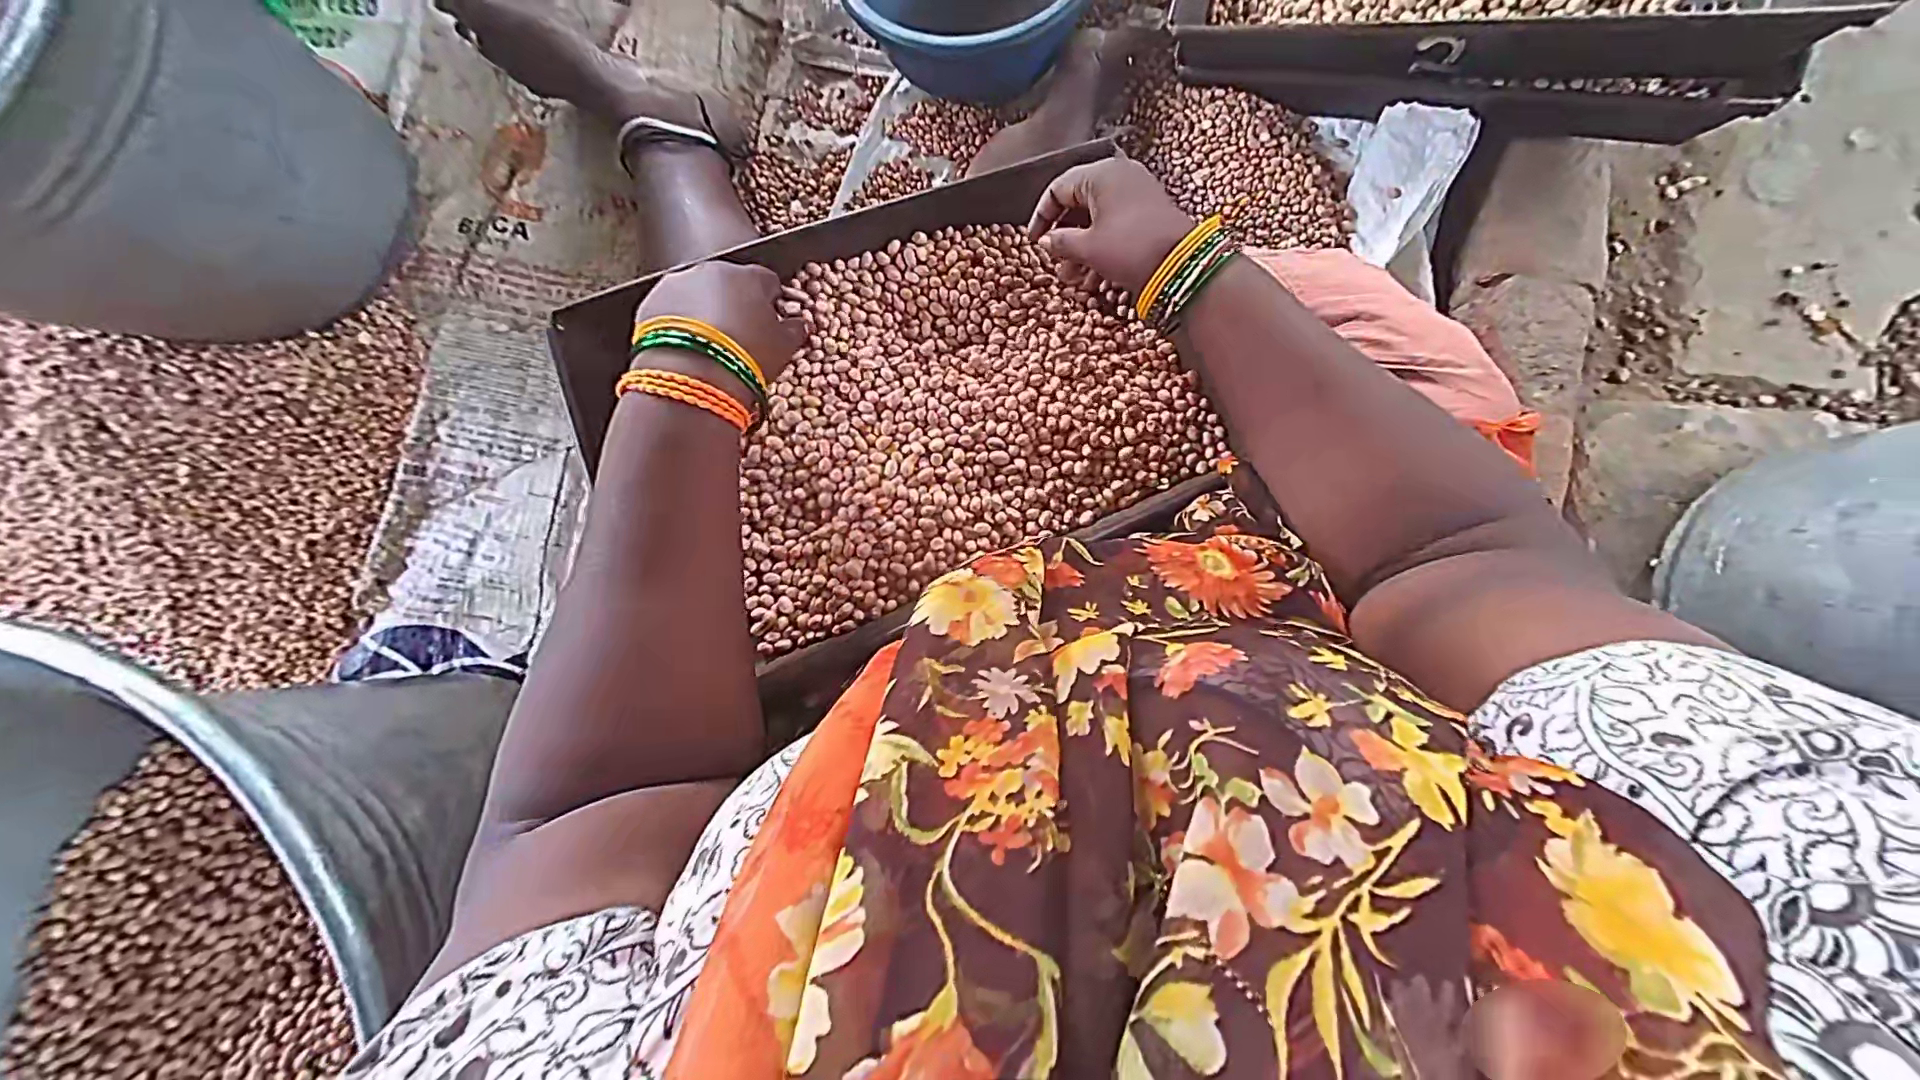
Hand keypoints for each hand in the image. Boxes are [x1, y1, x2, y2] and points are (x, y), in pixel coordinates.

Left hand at [632, 260, 807, 400]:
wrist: (693, 375)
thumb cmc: (746, 358)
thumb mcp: (784, 348)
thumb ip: (794, 330)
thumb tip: (799, 324)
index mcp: (748, 276)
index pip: (767, 281)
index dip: (771, 302)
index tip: (770, 321)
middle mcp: (711, 270)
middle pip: (728, 284)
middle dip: (734, 305)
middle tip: (739, 339)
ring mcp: (677, 284)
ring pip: (697, 295)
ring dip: (704, 313)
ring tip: (711, 347)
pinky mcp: (649, 303)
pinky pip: (670, 310)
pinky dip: (679, 324)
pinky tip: (689, 348)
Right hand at [1027, 157, 1195, 295]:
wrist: (1179, 263)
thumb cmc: (1129, 249)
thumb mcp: (1087, 248)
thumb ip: (1060, 242)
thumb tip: (1046, 241)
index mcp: (1100, 174)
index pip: (1057, 189)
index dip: (1041, 217)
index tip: (1034, 241)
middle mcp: (1119, 175)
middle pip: (1078, 202)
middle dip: (1063, 236)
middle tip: (1054, 261)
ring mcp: (1136, 192)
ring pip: (1096, 217)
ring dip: (1080, 246)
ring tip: (1072, 275)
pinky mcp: (1147, 211)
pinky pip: (1114, 224)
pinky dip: (1100, 245)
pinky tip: (1093, 275)